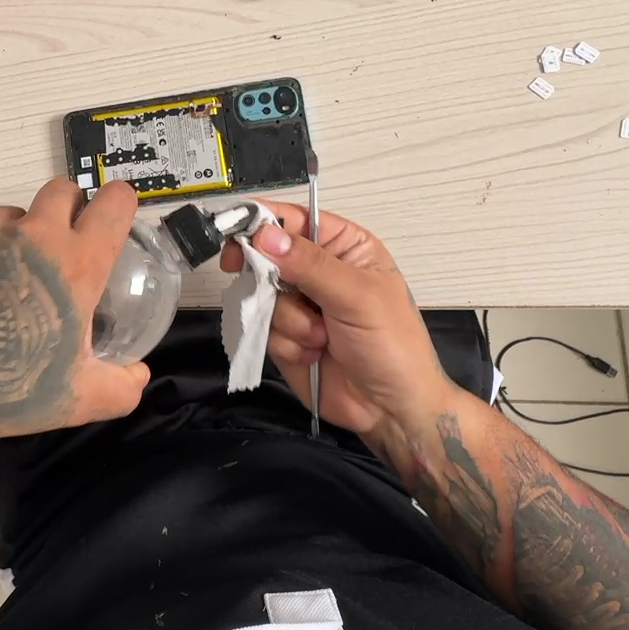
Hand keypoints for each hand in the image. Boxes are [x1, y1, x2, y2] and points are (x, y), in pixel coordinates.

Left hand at [0, 178, 150, 449]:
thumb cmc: (6, 388)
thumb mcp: (78, 400)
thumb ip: (122, 386)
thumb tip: (137, 373)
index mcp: (75, 263)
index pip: (113, 203)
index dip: (121, 204)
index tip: (114, 221)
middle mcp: (33, 234)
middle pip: (63, 189)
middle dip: (71, 208)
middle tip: (64, 247)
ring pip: (16, 213)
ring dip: (23, 234)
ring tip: (10, 279)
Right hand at [220, 203, 456, 439]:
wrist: (390, 409)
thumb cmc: (392, 345)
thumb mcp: (357, 297)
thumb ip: (310, 264)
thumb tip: (264, 235)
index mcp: (342, 246)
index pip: (293, 220)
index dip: (261, 224)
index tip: (237, 239)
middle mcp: (316, 270)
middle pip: (265, 255)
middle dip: (270, 279)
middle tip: (264, 287)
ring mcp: (298, 303)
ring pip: (262, 295)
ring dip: (288, 320)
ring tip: (321, 337)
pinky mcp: (284, 334)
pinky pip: (263, 327)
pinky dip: (285, 342)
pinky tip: (312, 354)